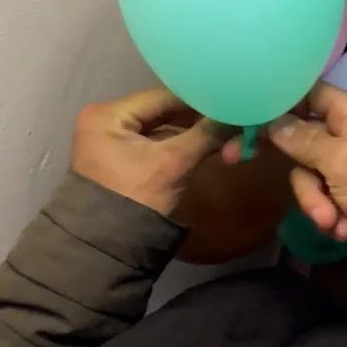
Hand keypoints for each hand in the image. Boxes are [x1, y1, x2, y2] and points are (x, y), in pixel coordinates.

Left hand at [71, 88, 232, 215]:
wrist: (105, 250)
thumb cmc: (135, 199)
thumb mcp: (173, 164)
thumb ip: (208, 134)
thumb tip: (242, 114)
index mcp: (108, 114)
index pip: (164, 96)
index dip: (200, 99)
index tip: (230, 103)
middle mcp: (106, 118)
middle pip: (164, 109)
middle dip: (198, 117)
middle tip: (231, 118)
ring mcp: (112, 138)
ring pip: (163, 125)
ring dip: (193, 131)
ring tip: (224, 131)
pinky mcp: (121, 155)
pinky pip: (157, 140)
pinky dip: (181, 142)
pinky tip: (207, 143)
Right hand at [237, 82, 346, 244]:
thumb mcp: (341, 162)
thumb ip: (305, 140)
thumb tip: (275, 122)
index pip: (306, 92)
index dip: (277, 100)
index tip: (246, 111)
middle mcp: (345, 131)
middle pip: (297, 136)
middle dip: (292, 167)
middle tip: (234, 159)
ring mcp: (344, 161)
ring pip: (306, 172)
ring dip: (314, 200)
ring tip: (331, 220)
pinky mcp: (343, 189)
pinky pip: (319, 194)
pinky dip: (327, 213)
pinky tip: (342, 228)